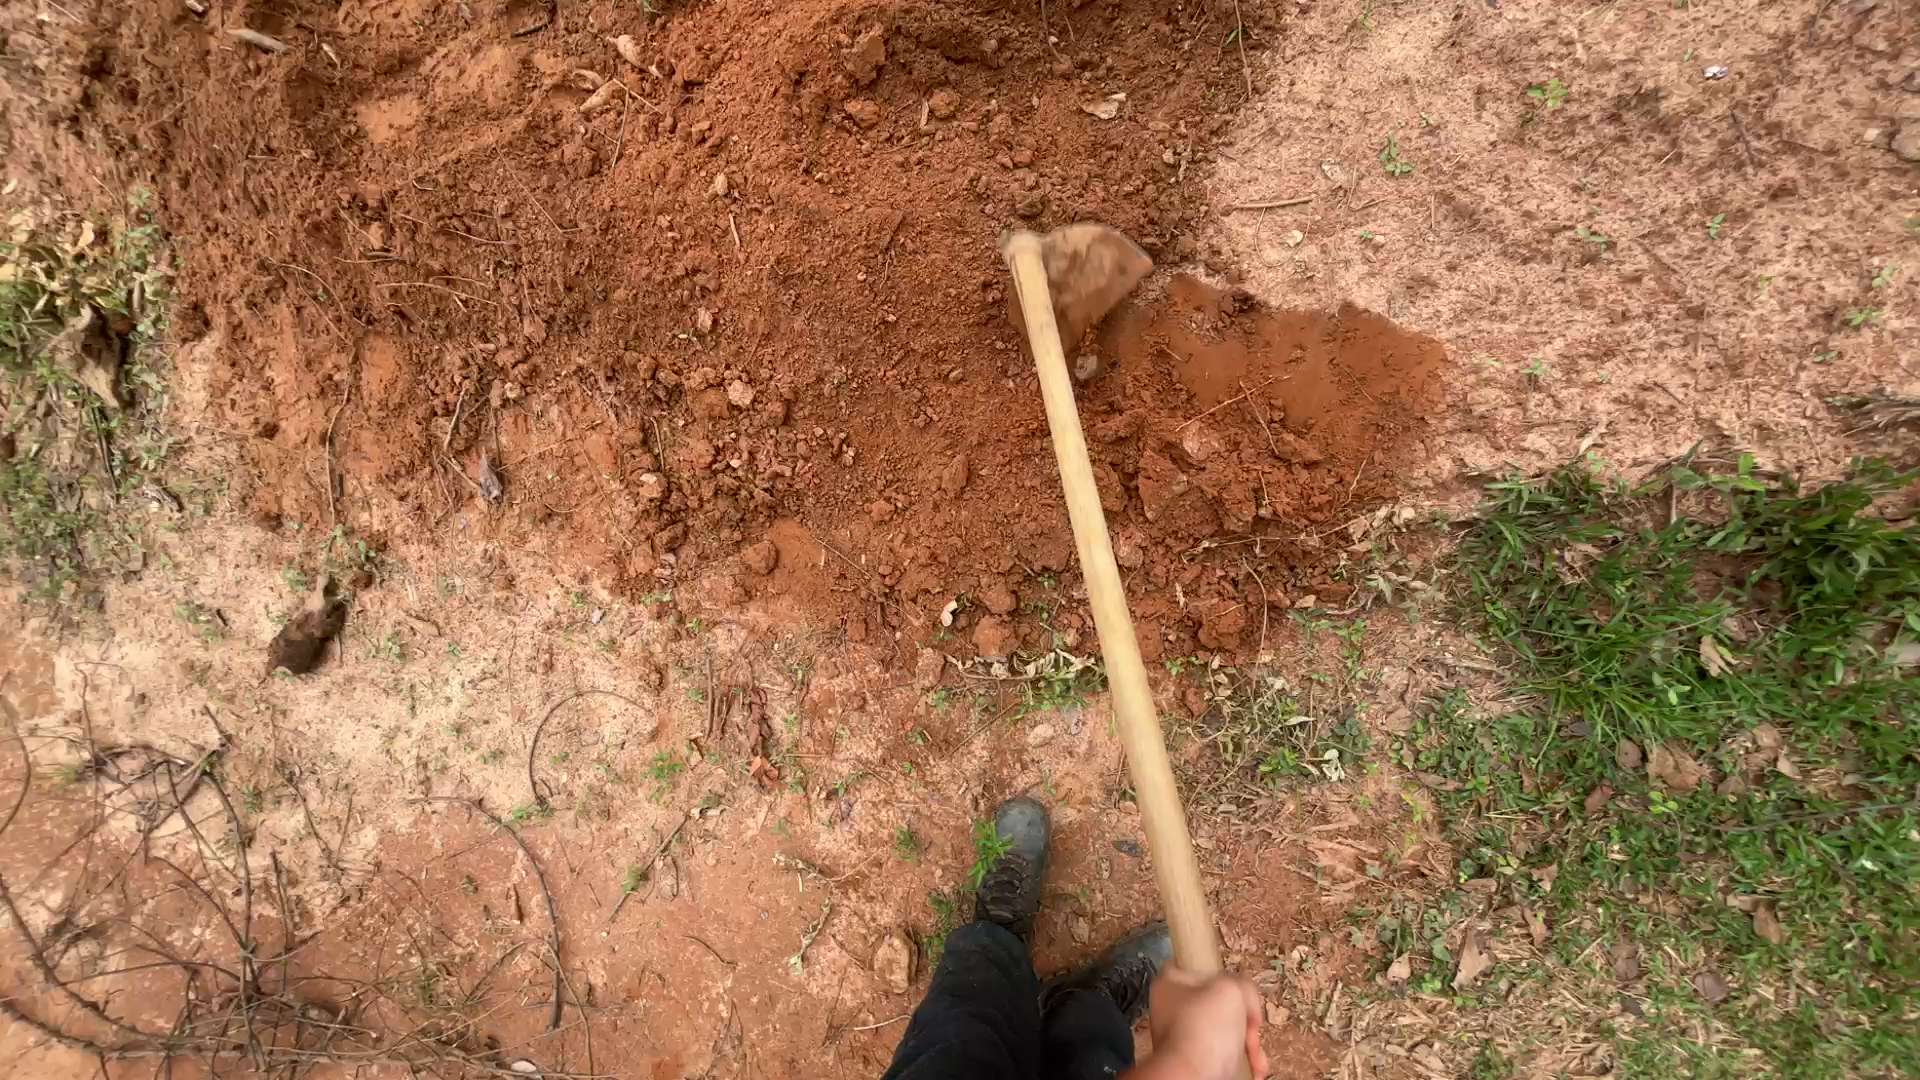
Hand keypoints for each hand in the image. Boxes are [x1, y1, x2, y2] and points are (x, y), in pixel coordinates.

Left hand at [1137, 967, 1268, 1079]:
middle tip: (1252, 1035)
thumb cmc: (1206, 1026)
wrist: (1192, 1079)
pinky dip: (1240, 1065)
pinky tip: (1253, 1072)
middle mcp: (1170, 1010)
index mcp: (1169, 983)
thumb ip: (1243, 985)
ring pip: (1223, 1036)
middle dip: (1244, 1023)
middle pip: (1217, 1008)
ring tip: (1257, 1061)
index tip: (1240, 996)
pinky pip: (1221, 1059)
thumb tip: (1246, 998)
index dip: (1224, 979)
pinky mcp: (1191, 1064)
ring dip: (1247, 1048)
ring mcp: (1179, 1039)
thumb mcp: (1231, 990)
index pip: (1198, 970)